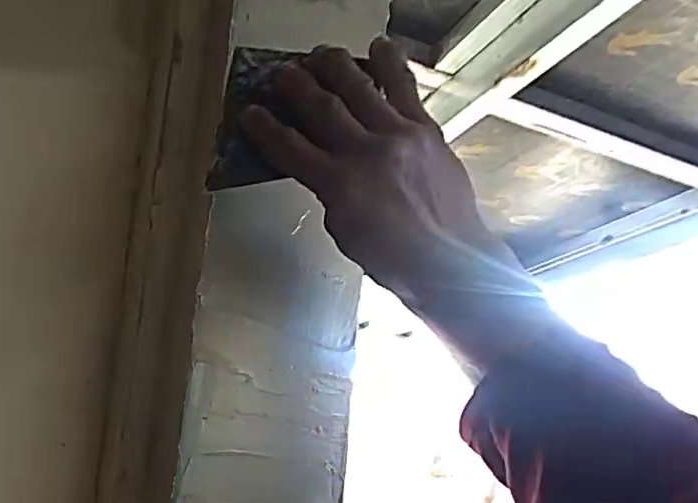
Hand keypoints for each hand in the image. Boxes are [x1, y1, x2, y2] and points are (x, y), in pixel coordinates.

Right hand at [242, 39, 559, 373]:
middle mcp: (366, 153)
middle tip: (282, 73)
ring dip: (336, 67)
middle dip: (297, 88)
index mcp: (339, 186)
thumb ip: (332, 197)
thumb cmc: (393, 259)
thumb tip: (329, 172)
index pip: (292, 150)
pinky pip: (404, 88)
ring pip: (360, 89)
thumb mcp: (345, 233)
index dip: (267, 130)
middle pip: (322, 109)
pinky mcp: (426, 129)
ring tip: (320, 53)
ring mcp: (399, 135)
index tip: (251, 114)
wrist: (446, 258)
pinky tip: (379, 47)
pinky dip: (390, 64)